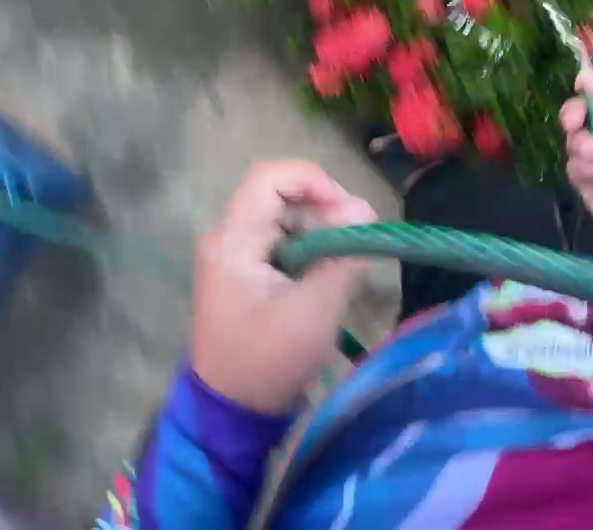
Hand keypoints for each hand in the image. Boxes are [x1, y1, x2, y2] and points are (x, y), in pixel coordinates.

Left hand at [189, 160, 376, 414]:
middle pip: (281, 194)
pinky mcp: (245, 271)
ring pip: (286, 215)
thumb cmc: (269, 362)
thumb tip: (364, 209)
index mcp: (234, 242)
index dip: (313, 181)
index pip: (270, 178)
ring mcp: (234, 254)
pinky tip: (327, 274)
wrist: (230, 416)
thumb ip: (342, 254)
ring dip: (321, 228)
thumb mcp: (315, 309)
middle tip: (356, 238)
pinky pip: (283, 238)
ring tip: (346, 260)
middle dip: (325, 208)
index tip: (347, 209)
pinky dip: (311, 246)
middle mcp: (228, 238)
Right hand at [558, 71, 592, 247]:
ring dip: (584, 148)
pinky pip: (573, 169)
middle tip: (577, 125)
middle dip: (573, 120)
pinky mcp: (587, 185)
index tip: (578, 98)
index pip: (591, 98)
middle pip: (574, 118)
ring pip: (571, 143)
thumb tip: (583, 75)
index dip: (581, 98)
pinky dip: (586, 170)